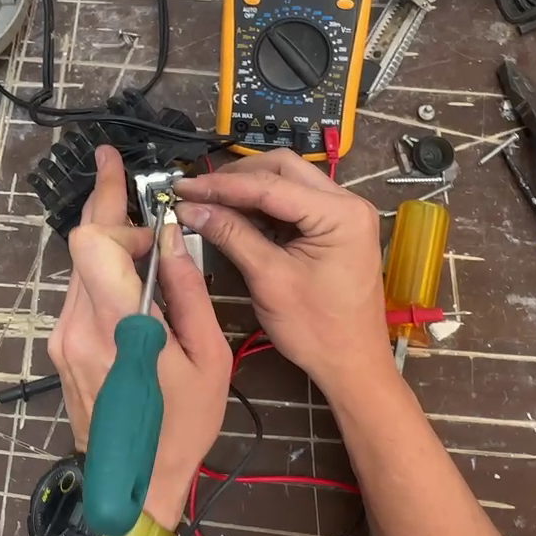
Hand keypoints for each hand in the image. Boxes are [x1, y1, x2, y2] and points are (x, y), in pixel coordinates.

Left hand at [47, 146, 232, 530]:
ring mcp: (63, 337)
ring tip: (143, 234)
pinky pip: (81, 290)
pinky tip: (133, 279)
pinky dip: (105, 272)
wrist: (133, 483)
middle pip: (80, 243)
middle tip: (113, 162)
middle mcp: (78, 324)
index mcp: (118, 325)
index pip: (91, 243)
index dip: (114, 216)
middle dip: (103, 203)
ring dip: (110, 242)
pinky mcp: (61, 346)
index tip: (149, 220)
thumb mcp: (208, 359)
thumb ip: (187, 291)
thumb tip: (173, 236)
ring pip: (79, 265)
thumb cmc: (182, 426)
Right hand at [174, 149, 395, 401]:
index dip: (221, 185)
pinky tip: (233, 214)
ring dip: (247, 189)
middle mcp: (347, 202)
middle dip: (236, 178)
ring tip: (209, 201)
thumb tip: (190, 208)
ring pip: (286, 180)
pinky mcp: (333, 226)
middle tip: (197, 192)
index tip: (182, 187)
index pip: (270, 185)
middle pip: (282, 168)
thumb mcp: (269, 279)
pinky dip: (261, 205)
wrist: (353, 366)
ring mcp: (343, 212)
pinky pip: (292, 201)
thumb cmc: (317, 330)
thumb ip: (231, 235)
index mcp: (340, 213)